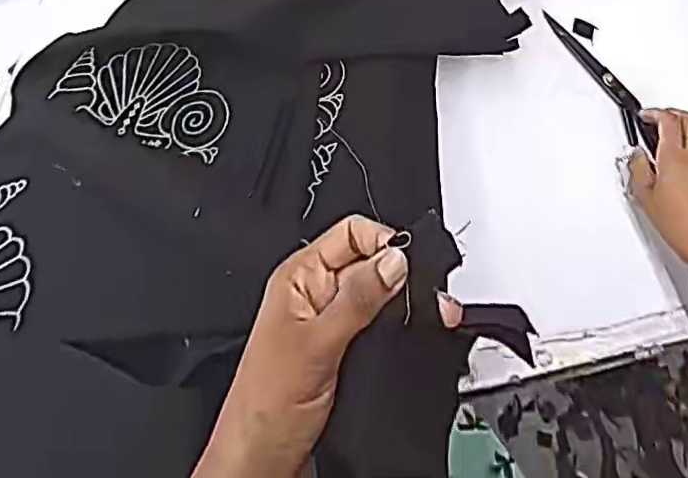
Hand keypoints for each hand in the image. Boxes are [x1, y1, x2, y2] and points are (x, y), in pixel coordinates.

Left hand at [193, 215, 460, 477]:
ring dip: (404, 305)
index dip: (382, 241)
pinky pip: (380, 328)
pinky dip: (399, 330)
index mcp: (301, 276)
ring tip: (428, 316)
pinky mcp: (347, 352)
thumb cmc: (263, 408)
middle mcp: (318, 294)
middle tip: (428, 295)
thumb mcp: (315, 345)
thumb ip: (357, 299)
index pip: (351, 234)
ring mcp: (333, 323)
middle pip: (370, 263)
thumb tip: (394, 260)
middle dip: (401, 275)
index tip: (409, 263)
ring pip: (380, 297)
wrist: (258, 466)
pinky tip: (413, 336)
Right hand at [625, 108, 687, 268]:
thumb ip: (638, 169)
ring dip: (683, 129)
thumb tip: (636, 156)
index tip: (644, 116)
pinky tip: (678, 162)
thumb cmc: (685, 228)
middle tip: (658, 118)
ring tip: (666, 137)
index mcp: (676, 157)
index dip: (653, 113)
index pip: (667, 120)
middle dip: (672, 113)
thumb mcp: (646, 198)